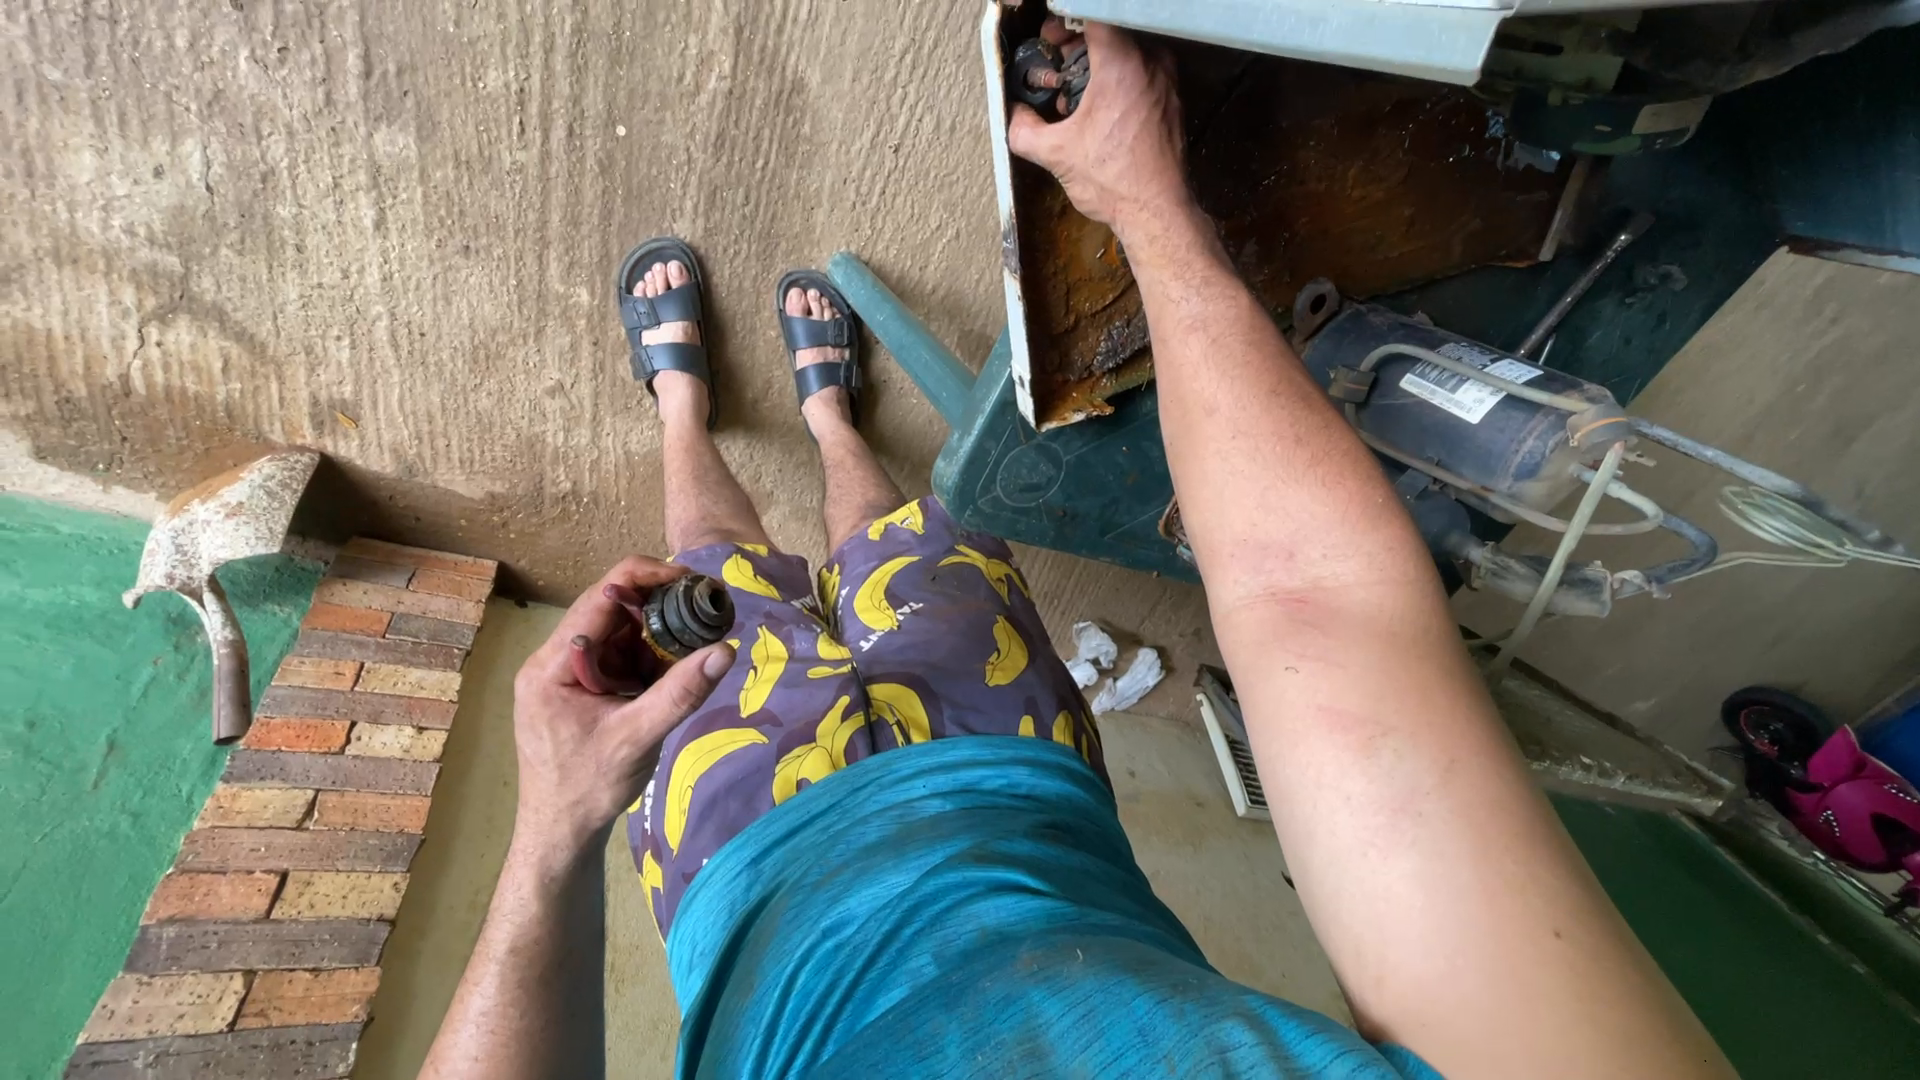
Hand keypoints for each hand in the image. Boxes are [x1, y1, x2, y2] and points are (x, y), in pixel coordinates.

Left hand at [510, 556, 734, 853]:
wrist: (560, 833)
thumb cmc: (588, 787)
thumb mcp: (638, 737)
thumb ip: (681, 693)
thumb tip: (727, 649)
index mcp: (554, 663)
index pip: (602, 595)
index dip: (650, 578)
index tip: (695, 583)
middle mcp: (556, 658)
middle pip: (613, 608)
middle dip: (662, 608)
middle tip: (707, 615)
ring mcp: (570, 673)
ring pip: (622, 631)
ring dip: (660, 635)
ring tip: (697, 646)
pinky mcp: (585, 687)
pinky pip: (623, 655)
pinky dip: (652, 657)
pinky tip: (675, 673)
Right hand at [1007, 21, 1190, 241]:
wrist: (1155, 210)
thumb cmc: (1114, 181)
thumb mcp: (1057, 155)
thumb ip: (1025, 130)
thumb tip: (1013, 117)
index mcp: (1121, 63)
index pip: (1093, 16)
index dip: (1065, 23)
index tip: (1051, 41)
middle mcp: (1150, 62)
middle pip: (1110, 31)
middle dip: (1079, 46)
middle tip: (1057, 69)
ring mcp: (1166, 80)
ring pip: (1128, 52)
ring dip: (1098, 65)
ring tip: (1076, 97)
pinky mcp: (1171, 101)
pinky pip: (1142, 74)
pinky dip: (1118, 82)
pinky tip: (1100, 113)